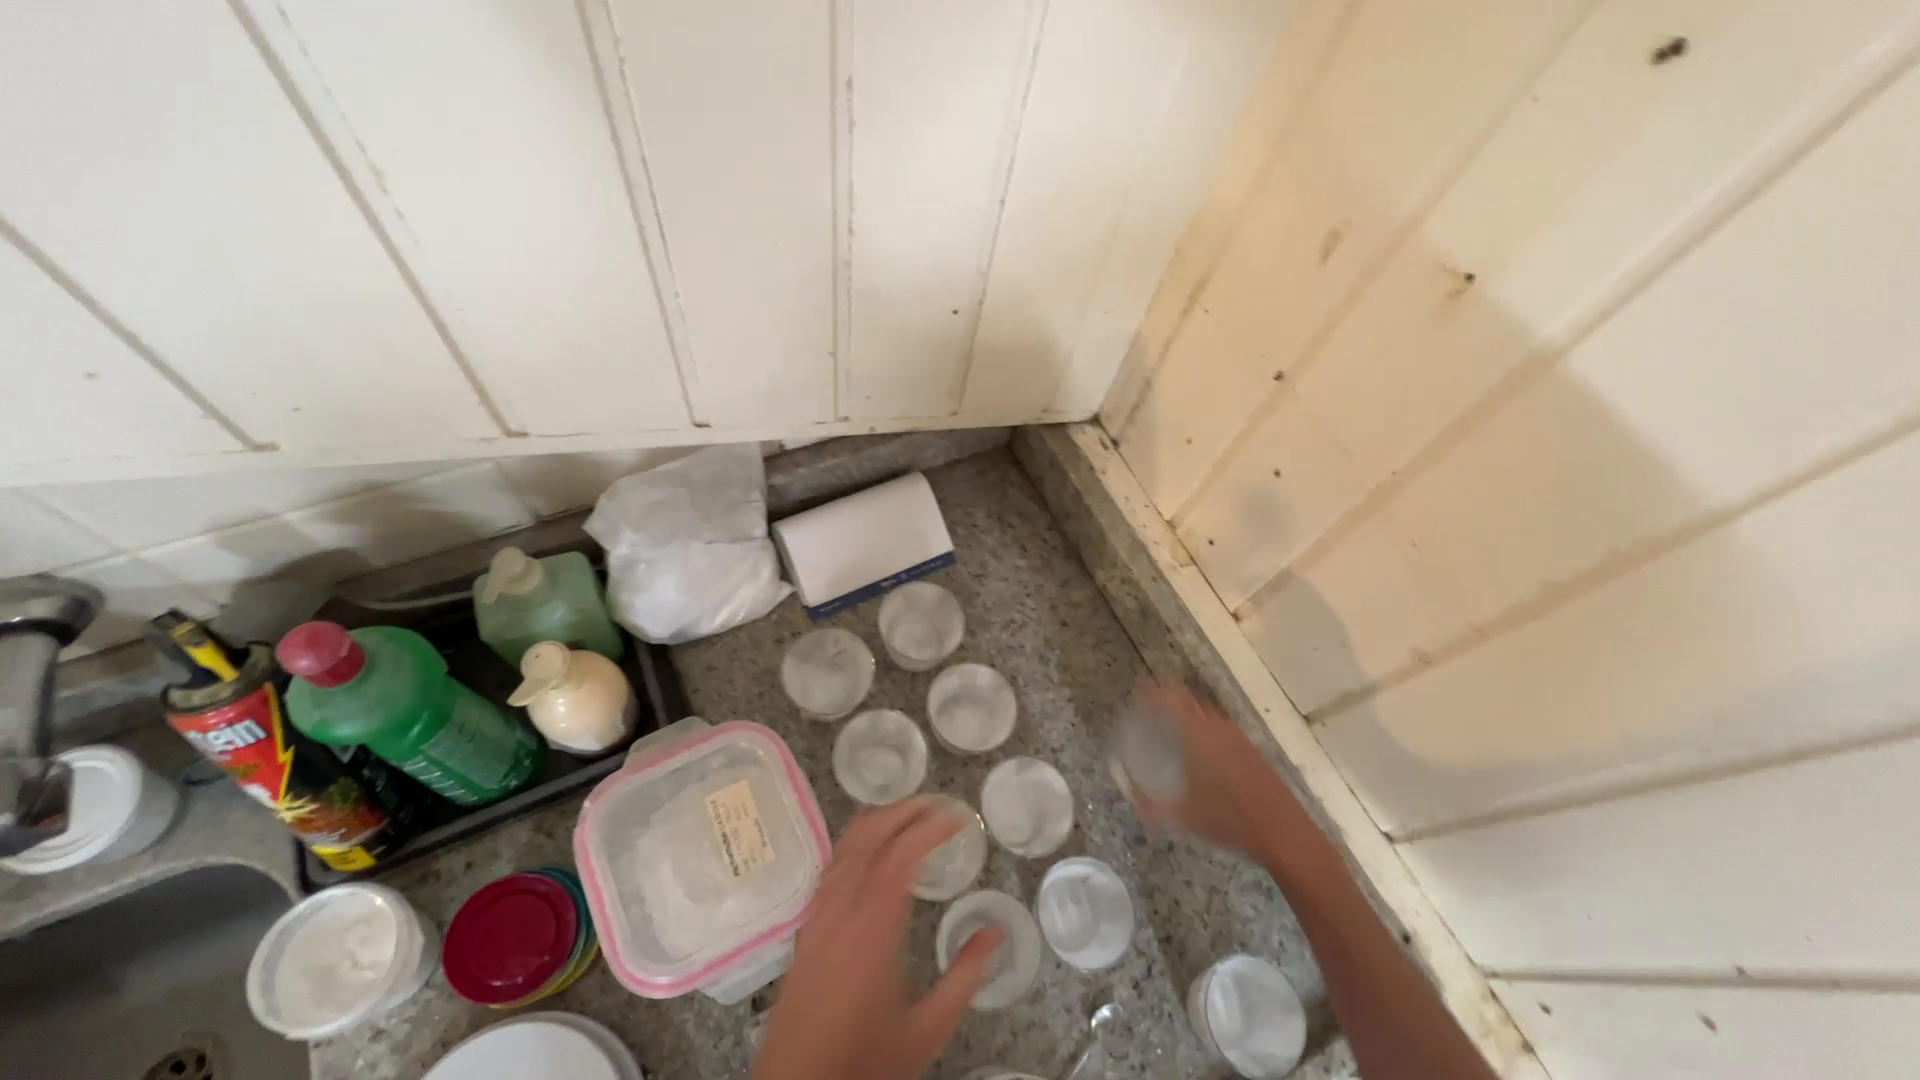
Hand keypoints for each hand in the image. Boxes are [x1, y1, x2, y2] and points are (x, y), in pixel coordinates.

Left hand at [754, 798, 1003, 1079]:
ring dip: (876, 823)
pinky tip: (869, 853)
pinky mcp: (804, 929)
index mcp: (873, 929)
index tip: (956, 816)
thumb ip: (964, 978)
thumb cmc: (864, 1060)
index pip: (900, 854)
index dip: (929, 825)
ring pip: (843, 848)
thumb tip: (996, 933)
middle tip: (935, 805)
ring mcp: (816, 917)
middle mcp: (839, 911)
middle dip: (901, 810)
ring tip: (907, 816)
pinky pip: (829, 868)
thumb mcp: (927, 1028)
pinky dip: (854, 846)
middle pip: (866, 836)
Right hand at [1125, 682, 1321, 865]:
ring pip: (1207, 713)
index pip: (1173, 701)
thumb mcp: (1185, 817)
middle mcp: (1218, 728)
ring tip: (1172, 724)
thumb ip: (1153, 807)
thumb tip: (1133, 797)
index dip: (1154, 692)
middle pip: (1190, 701)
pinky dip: (1205, 725)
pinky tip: (1201, 746)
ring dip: (1189, 711)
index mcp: (1199, 737)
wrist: (1281, 830)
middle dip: (1169, 698)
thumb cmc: (1229, 820)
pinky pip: (1220, 725)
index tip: (1139, 691)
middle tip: (1151, 707)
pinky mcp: (1250, 748)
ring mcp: (1237, 737)